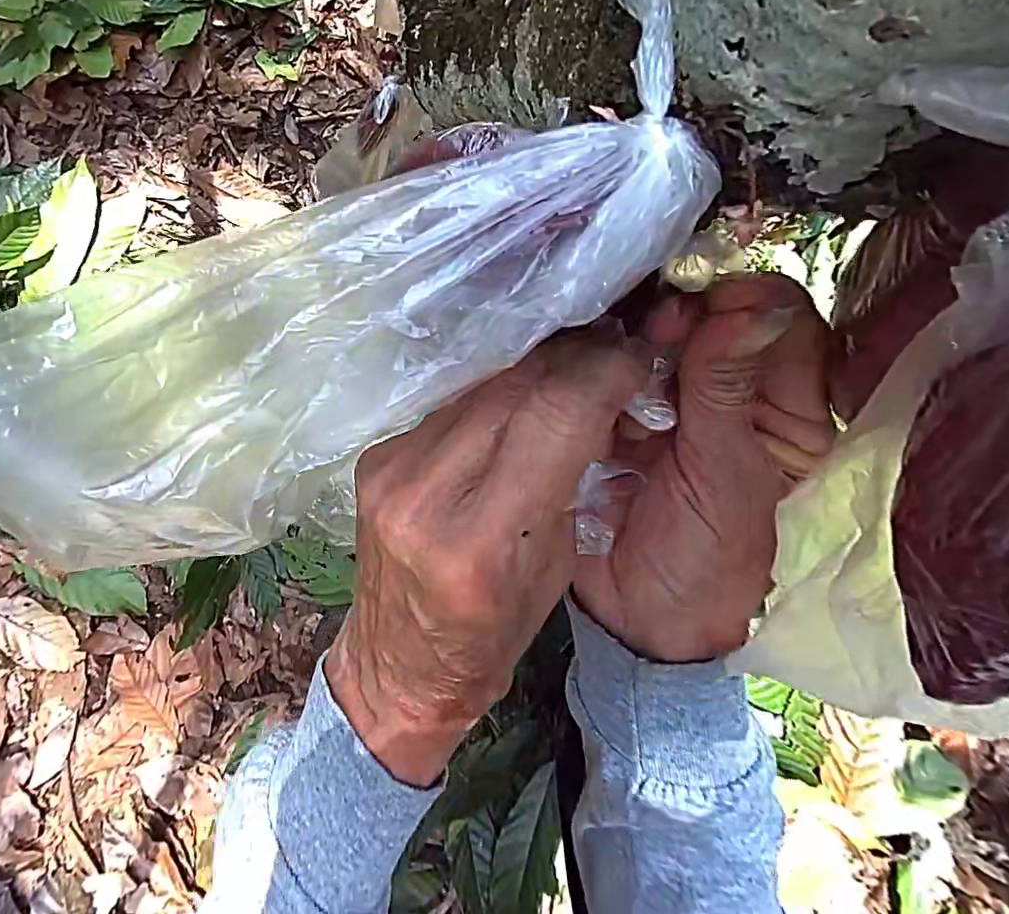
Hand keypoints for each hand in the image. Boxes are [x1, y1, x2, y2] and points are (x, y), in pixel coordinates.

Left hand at [327, 332, 648, 784]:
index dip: (604, 373)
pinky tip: (517, 392)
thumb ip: (569, 474)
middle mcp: (426, 496)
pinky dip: (492, 389)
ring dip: (533, 367)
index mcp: (483, 542)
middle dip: (572, 360)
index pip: (556, 418)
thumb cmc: (493, 633)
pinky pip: (448, 403)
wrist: (400, 662)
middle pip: (514, 388)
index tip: (633, 355)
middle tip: (608, 346)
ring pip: (479, 384)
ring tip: (570, 363)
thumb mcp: (557, 564)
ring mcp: (391, 471)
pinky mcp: (374, 456)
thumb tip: (594, 392)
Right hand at [573, 275, 832, 662]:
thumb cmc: (707, 558)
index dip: (754, 301)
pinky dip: (607, 359)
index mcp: (785, 412)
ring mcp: (670, 399)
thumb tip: (754, 306)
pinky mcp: (620, 410)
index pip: (785, 327)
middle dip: (691, 314)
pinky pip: (617, 367)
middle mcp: (730, 394)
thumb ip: (726, 388)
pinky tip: (596, 365)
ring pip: (663, 338)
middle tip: (661, 321)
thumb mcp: (725, 474)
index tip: (715, 298)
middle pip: (719, 321)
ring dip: (644, 335)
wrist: (637, 612)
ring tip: (624, 346)